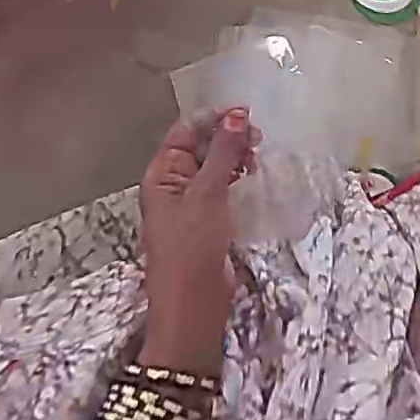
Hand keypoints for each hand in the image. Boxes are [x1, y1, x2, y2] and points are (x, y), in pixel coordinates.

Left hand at [138, 108, 257, 373]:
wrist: (194, 306)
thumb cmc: (192, 248)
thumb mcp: (208, 194)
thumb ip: (223, 153)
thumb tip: (236, 115)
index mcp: (162, 174)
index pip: (187, 130)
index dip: (214, 118)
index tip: (246, 113)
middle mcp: (174, 182)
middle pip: (202, 143)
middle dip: (228, 134)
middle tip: (257, 137)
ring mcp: (192, 199)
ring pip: (215, 162)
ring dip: (235, 152)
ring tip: (256, 155)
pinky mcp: (209, 214)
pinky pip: (223, 181)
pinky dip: (238, 171)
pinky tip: (252, 172)